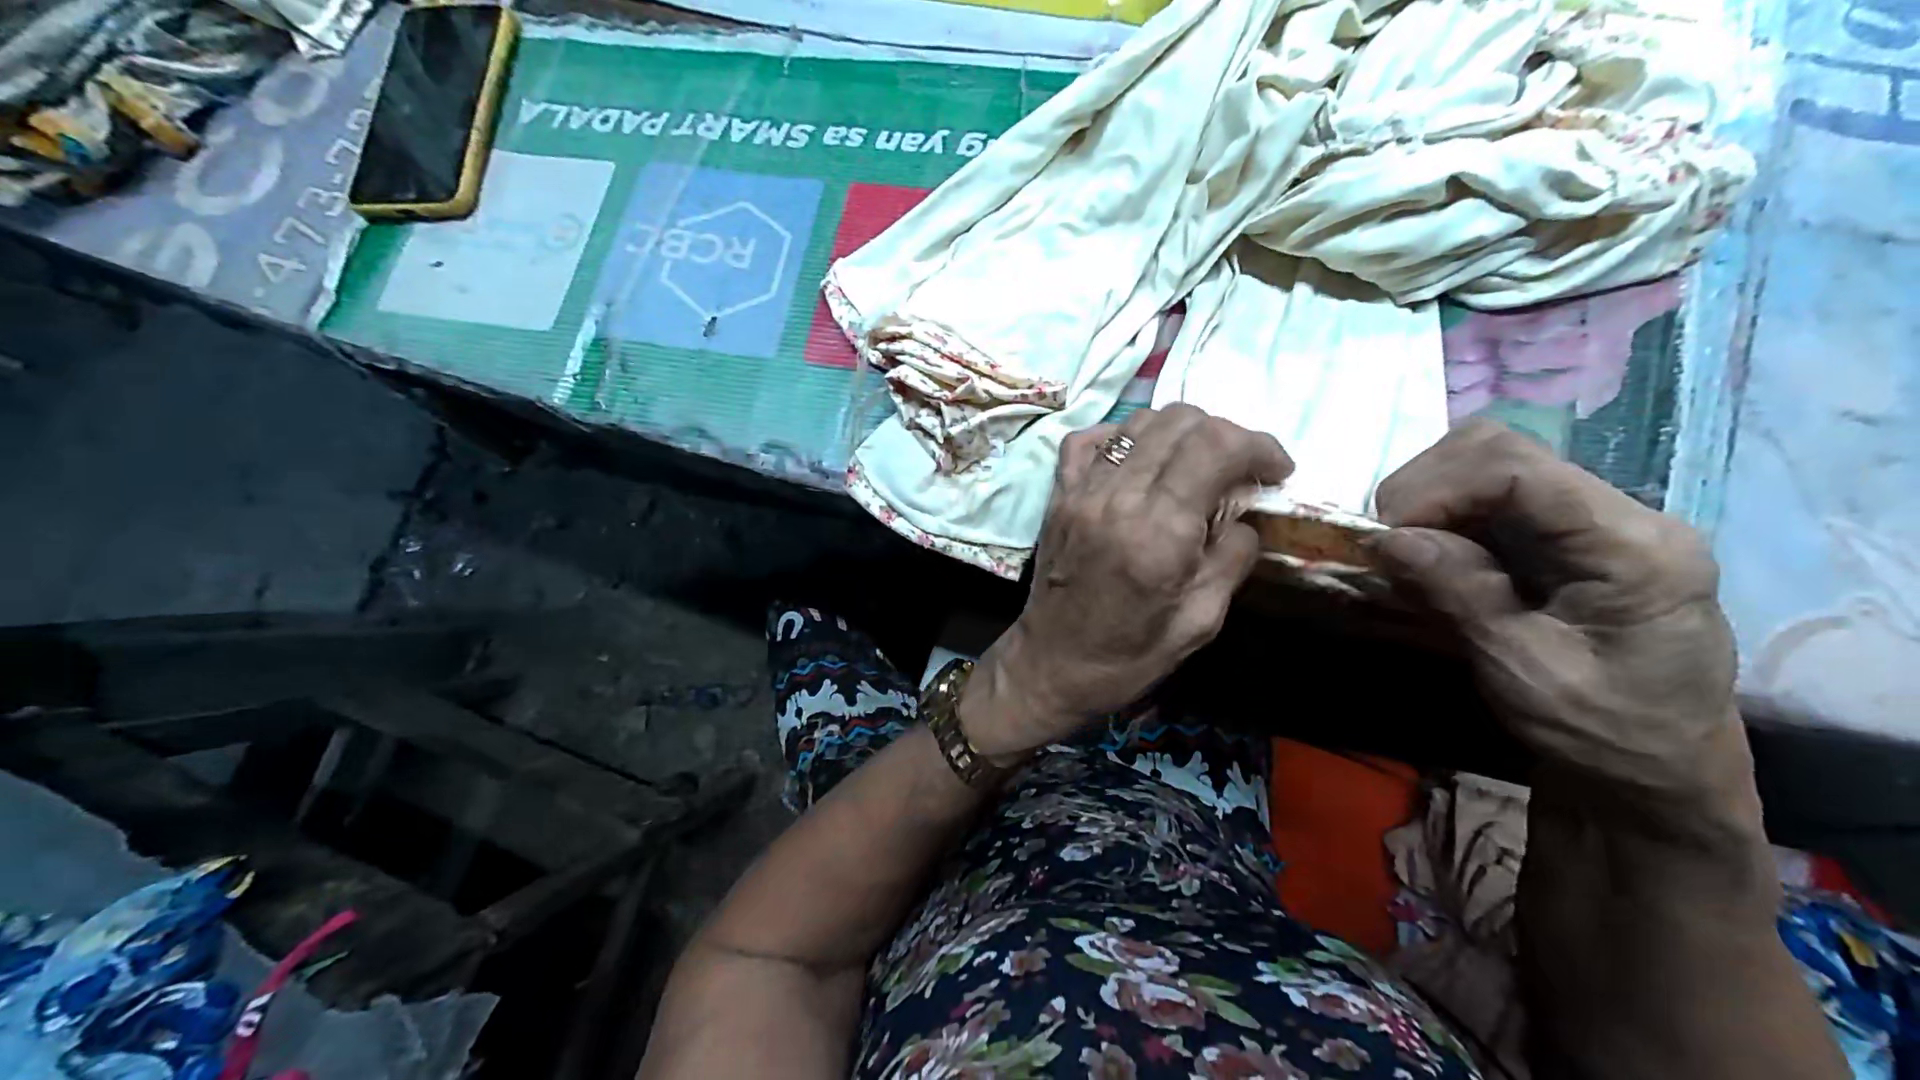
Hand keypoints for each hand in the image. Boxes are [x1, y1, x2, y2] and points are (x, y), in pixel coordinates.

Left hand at [962, 405, 1292, 758]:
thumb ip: (1232, 556)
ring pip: (1139, 422)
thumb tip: (1243, 511)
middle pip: (1181, 421)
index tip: (1277, 470)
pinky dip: (1124, 436)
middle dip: (1226, 435)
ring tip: (1197, 464)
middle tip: (1241, 469)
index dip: (1259, 446)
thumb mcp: (1202, 620)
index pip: (1215, 445)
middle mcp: (1117, 497)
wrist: (1051, 665)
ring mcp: (1081, 491)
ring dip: (1180, 432)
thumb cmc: (1130, 655)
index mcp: (1159, 532)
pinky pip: (1089, 439)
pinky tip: (1142, 459)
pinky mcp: (1058, 495)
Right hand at [1370, 421, 1750, 826]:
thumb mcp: (1525, 671)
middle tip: (1388, 541)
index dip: (1436, 488)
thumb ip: (1461, 595)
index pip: (1520, 470)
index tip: (1386, 535)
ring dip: (1427, 497)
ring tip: (1405, 550)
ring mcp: (1590, 519)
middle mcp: (1619, 514)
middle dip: (1424, 485)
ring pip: (1486, 461)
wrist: (1656, 771)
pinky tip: (1428, 553)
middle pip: (1500, 447)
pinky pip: (1486, 494)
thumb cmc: (1602, 732)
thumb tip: (1386, 538)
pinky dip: (1439, 514)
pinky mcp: (1561, 533)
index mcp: (1633, 547)